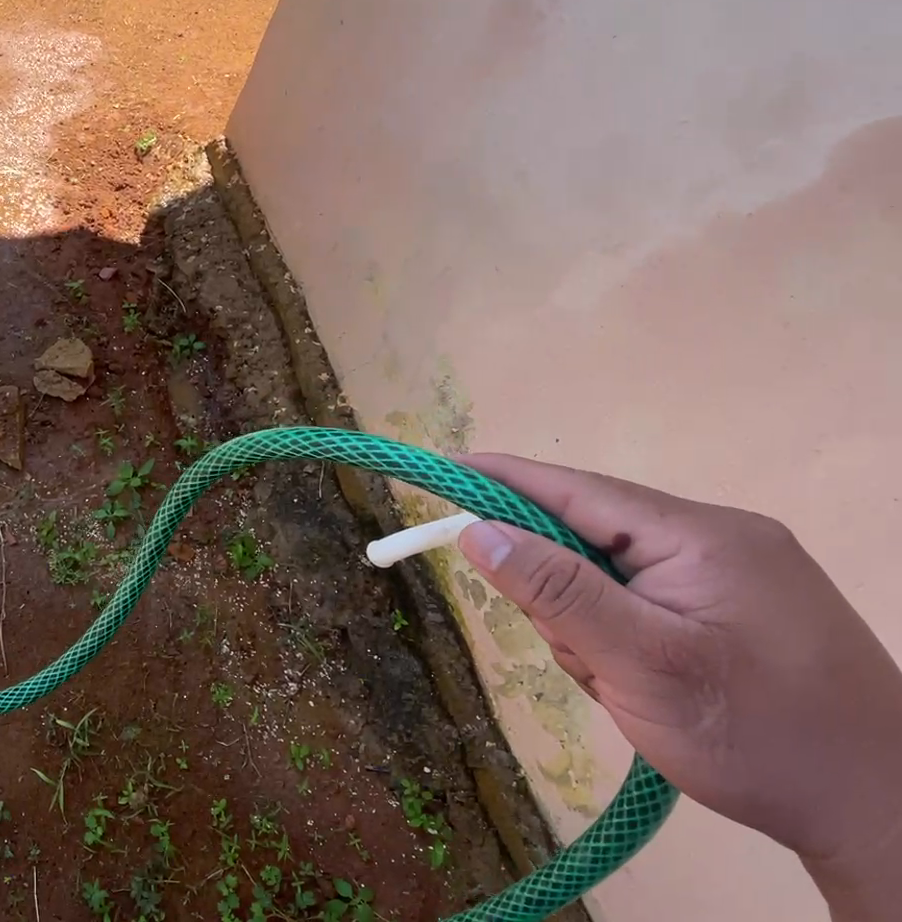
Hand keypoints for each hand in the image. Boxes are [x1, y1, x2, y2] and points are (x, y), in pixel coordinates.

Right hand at [454, 454, 901, 891]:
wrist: (887, 819)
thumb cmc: (760, 736)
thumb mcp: (643, 663)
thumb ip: (555, 590)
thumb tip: (474, 529)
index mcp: (700, 536)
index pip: (572, 488)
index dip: (497, 479)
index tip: (434, 471)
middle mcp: (714, 539)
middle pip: (581, 534)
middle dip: (554, 589)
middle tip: (580, 654)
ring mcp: (724, 572)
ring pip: (599, 572)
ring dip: (583, 621)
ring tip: (618, 680)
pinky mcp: (726, 605)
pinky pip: (630, 597)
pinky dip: (610, 634)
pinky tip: (638, 680)